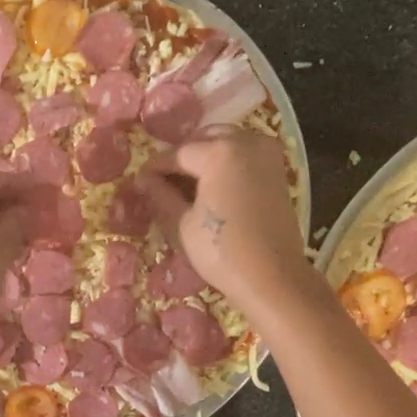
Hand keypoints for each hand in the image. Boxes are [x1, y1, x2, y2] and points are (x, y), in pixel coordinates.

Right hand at [139, 129, 303, 296]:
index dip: (155, 167)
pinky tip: (209, 188)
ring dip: (204, 158)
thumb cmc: (220, 251)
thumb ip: (160, 195)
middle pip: (204, 140)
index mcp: (220, 152)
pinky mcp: (277, 170)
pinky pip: (244, 154)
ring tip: (184, 186)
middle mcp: (247, 141)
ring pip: (226, 143)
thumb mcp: (181, 224)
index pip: (178, 153)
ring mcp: (266, 153)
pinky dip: (224, 164)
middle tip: (162, 182)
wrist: (271, 276)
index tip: (139, 181)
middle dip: (182, 158)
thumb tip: (142, 179)